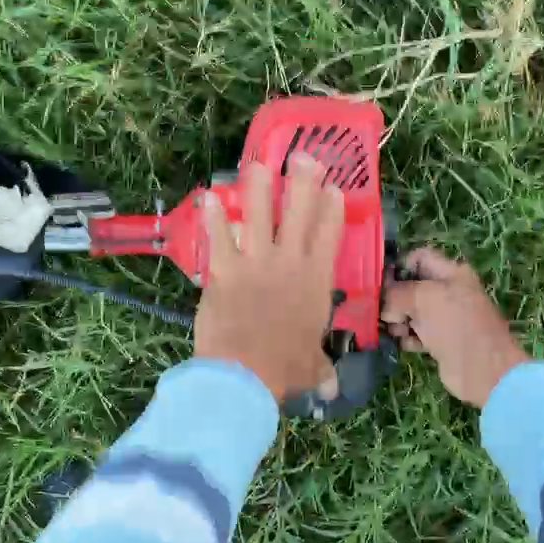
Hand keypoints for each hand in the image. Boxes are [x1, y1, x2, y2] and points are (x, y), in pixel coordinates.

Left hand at [193, 154, 345, 400]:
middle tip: (303, 157)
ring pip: (259, 214)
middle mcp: (289, 261)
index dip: (332, 208)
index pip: (329, 234)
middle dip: (302, 181)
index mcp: (315, 280)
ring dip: (258, 186)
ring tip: (256, 164)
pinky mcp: (224, 268)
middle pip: (299, 212)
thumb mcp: (310, 366)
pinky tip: (209, 197)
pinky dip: (214, 217)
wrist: (245, 372)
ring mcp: (256, 261)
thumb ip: (319, 368)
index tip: (334, 187)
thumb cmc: (284, 368)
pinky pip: (218, 237)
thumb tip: (329, 386)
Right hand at [381, 248, 528, 406]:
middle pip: (411, 286)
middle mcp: (448, 292)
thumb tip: (383, 306)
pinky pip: (416, 333)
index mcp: (451, 273)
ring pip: (411, 311)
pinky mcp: (440, 341)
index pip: (418, 258)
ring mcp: (445, 317)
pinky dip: (406, 336)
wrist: (484, 370)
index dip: (398, 266)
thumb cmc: (456, 324)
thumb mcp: (423, 299)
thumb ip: (396, 294)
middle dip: (393, 297)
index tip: (379, 283)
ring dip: (397, 319)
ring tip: (393, 329)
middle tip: (381, 310)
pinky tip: (400, 342)